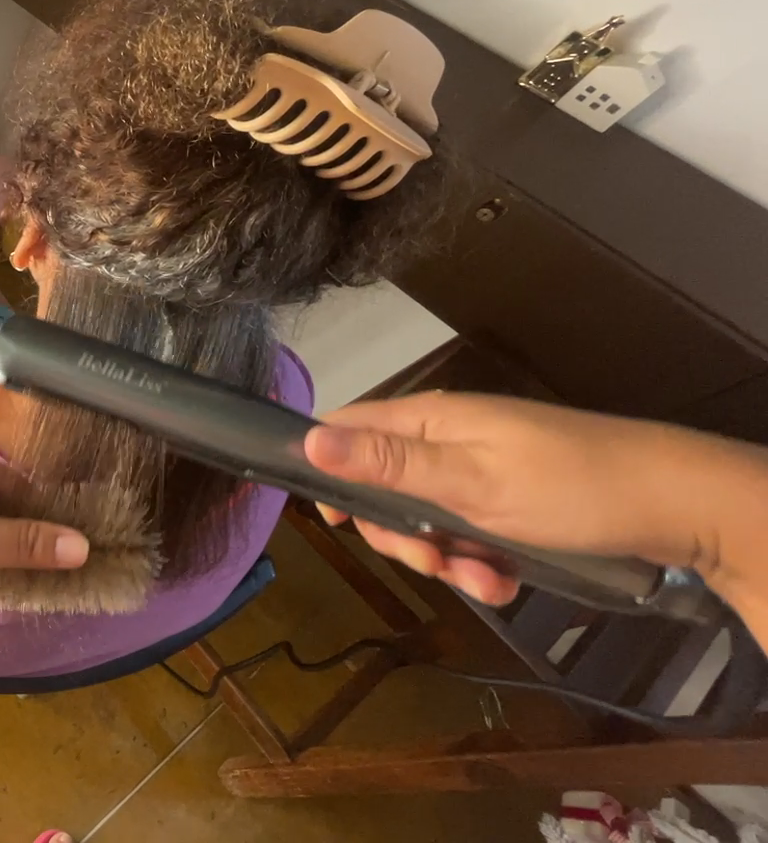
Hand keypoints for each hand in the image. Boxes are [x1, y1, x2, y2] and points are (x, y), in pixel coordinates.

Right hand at [303, 392, 767, 609]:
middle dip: (394, 530)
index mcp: (426, 420)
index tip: (336, 518)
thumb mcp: (470, 480)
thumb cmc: (572, 486)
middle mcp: (443, 438)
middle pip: (379, 481)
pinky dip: (475, 557)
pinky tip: (503, 579)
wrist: (696, 509)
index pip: (343, 428)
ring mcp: (476, 467)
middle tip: (427, 563)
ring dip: (441, 553)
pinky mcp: (507, 496)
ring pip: (422, 512)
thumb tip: (306, 441)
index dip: (324, 467)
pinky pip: (464, 527)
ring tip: (483, 582)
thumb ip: (386, 462)